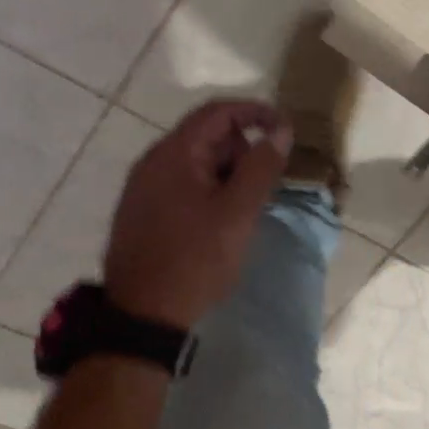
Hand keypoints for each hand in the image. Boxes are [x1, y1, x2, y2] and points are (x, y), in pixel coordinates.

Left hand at [103, 100, 291, 329]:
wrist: (143, 315)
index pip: (218, 112)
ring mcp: (143, 188)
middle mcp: (152, 162)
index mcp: (173, 155)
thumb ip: (262, 167)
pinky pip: (183, 183)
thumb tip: (280, 131)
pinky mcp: (142, 211)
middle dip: (243, 149)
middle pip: (206, 135)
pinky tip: (223, 219)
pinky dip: (210, 188)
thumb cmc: (196, 260)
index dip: (256, 112)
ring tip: (248, 206)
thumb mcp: (238, 213)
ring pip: (196, 161)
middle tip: (268, 182)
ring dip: (228, 172)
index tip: (286, 129)